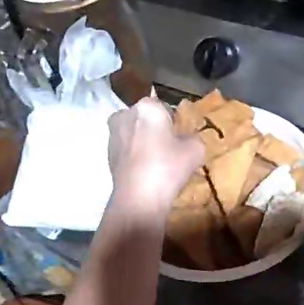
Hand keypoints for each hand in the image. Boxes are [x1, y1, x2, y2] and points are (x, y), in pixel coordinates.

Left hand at [107, 98, 203, 213]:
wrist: (139, 198)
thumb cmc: (169, 166)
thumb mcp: (196, 149)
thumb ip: (194, 137)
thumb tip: (187, 139)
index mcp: (147, 106)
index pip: (165, 107)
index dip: (175, 121)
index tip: (181, 136)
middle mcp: (125, 114)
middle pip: (146, 118)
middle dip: (156, 128)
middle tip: (171, 148)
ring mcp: (112, 134)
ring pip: (134, 132)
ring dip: (144, 141)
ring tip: (158, 161)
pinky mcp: (107, 154)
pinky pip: (127, 148)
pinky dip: (135, 155)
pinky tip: (146, 170)